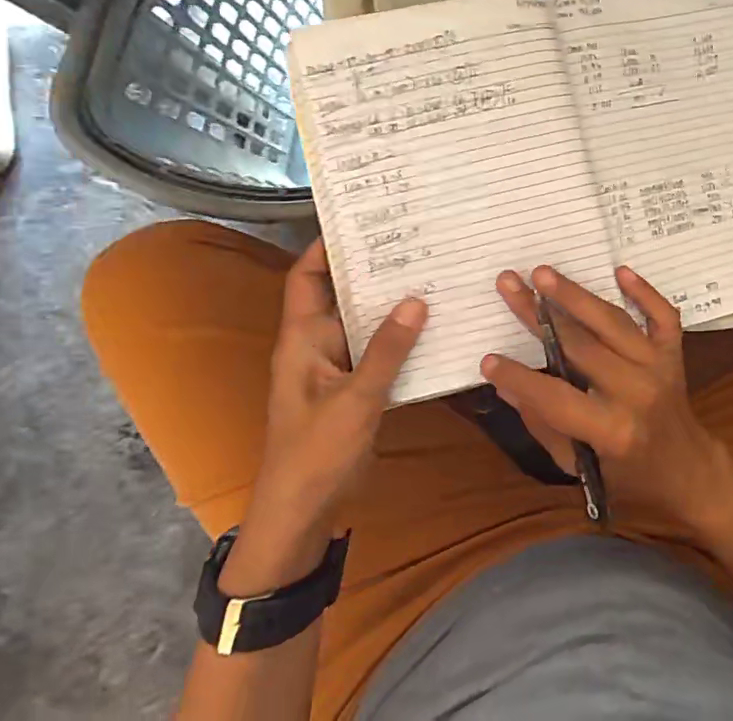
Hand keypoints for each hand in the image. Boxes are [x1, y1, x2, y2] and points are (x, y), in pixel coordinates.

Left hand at [225, 239, 424, 592]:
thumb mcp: (355, 399)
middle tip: (413, 241)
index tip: (362, 220)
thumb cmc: (316, 452)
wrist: (302, 511)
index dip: (326, 247)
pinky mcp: (354, 387)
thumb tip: (415, 300)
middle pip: (341, 294)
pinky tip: (430, 324)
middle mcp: (317, 344)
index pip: (307, 278)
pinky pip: (377, 350)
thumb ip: (386, 351)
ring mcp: (336, 366)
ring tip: (429, 272)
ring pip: (363, 322)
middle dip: (371, 269)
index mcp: (302, 339)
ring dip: (389, 302)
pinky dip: (399, 335)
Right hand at [480, 264, 729, 529]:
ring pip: (613, 322)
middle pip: (581, 346)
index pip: (555, 397)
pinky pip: (662, 315)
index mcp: (612, 430)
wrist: (688, 468)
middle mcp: (637, 392)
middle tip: (509, 284)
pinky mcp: (674, 352)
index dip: (519, 378)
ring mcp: (659, 367)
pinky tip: (620, 270)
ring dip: (576, 295)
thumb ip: (544, 425)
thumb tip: (507, 386)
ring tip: (543, 273)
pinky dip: (645, 291)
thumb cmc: (629, 475)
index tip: (488, 359)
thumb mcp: (580, 468)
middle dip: (539, 314)